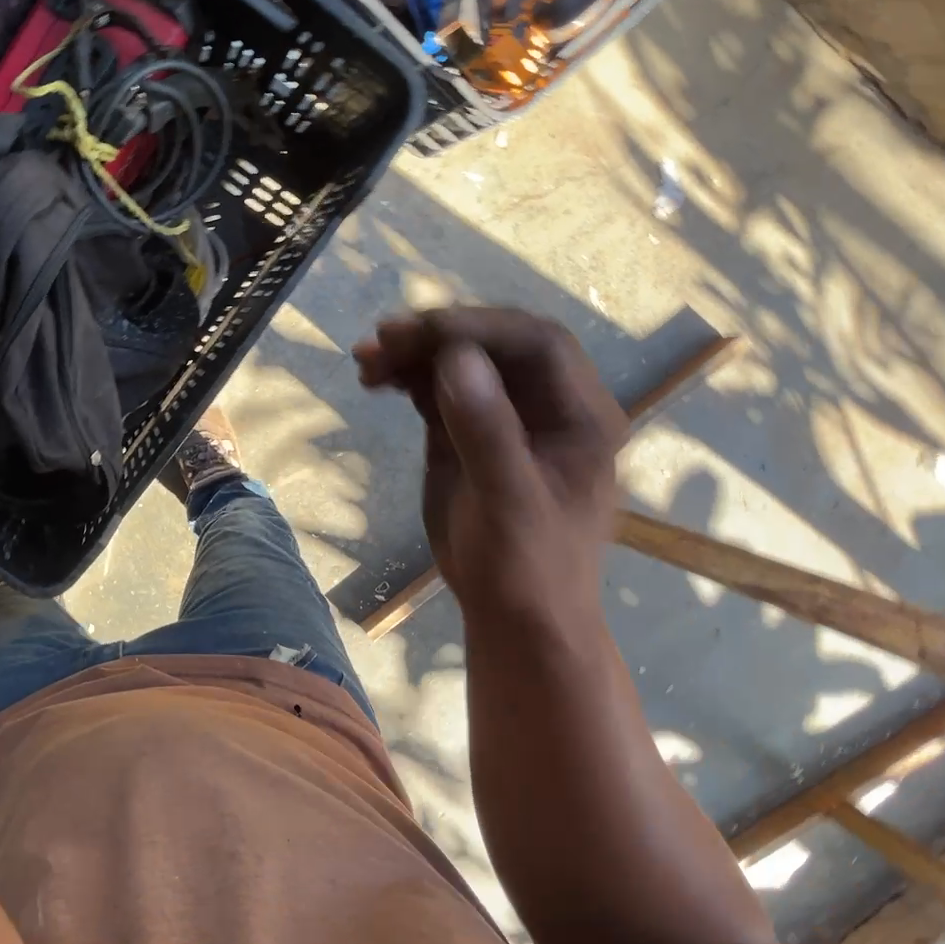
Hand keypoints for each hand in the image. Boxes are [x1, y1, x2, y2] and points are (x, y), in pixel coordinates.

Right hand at [353, 308, 626, 632]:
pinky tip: (377, 382)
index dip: (478, 327)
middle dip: (437, 336)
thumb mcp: (508, 500)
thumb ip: (486, 430)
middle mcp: (545, 407)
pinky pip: (440, 393)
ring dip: (414, 355)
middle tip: (379, 342)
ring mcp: (504, 421)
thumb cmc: (526, 565)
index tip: (419, 333)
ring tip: (366, 362)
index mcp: (578, 414)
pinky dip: (408, 380)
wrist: (515, 616)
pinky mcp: (467, 438)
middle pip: (494, 345)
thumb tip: (456, 359)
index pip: (535, 344)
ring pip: (462, 365)